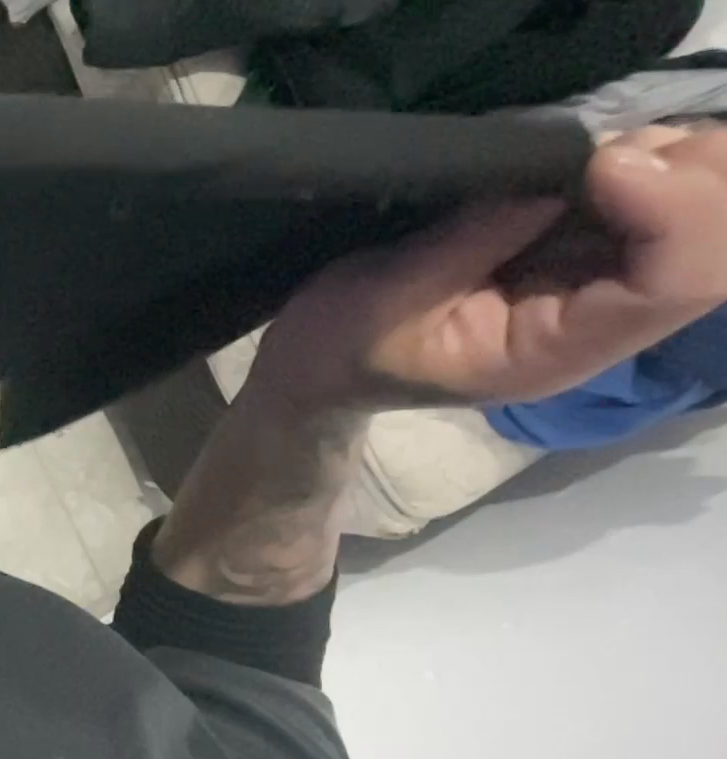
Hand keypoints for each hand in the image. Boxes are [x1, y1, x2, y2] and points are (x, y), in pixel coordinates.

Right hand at [253, 127, 726, 412]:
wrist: (313, 372)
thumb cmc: (332, 351)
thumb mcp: (379, 301)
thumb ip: (466, 245)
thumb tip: (561, 176)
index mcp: (546, 355)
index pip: (677, 283)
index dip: (674, 209)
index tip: (601, 161)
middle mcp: (592, 328)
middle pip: (713, 248)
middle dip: (686, 180)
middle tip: (608, 146)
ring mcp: (588, 298)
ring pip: (696, 225)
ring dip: (666, 170)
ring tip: (595, 152)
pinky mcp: (572, 269)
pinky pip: (649, 214)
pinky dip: (638, 174)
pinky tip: (590, 163)